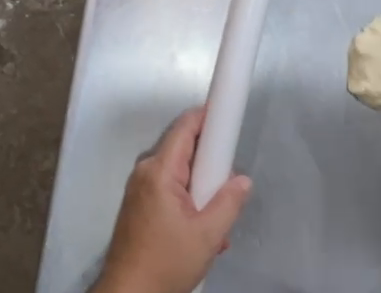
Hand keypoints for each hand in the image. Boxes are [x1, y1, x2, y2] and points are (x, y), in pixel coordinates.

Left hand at [93, 107, 252, 292]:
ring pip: (178, 174)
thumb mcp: (207, 236)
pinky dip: (186, 204)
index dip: (208, 117)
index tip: (229, 119)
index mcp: (160, 170)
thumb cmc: (166, 263)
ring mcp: (139, 188)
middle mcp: (146, 171)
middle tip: (227, 191)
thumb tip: (243, 179)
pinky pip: (168, 190)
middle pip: (184, 150)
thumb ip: (228, 203)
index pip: (185, 127)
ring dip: (200, 193)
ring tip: (215, 227)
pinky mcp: (138, 205)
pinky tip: (198, 234)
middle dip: (209, 168)